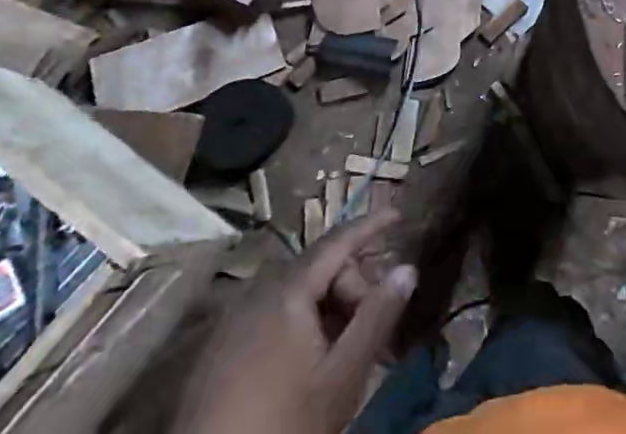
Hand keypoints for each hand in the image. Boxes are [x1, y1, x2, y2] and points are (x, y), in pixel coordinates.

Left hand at [174, 209, 416, 433]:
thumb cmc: (285, 422)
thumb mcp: (344, 373)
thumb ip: (378, 316)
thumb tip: (407, 268)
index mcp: (286, 294)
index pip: (337, 242)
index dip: (370, 225)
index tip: (399, 213)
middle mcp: (254, 297)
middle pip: (318, 270)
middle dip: (352, 286)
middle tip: (374, 327)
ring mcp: (231, 324)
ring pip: (295, 294)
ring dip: (329, 307)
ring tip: (348, 347)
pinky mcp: (218, 353)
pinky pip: (271, 315)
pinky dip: (302, 322)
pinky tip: (312, 359)